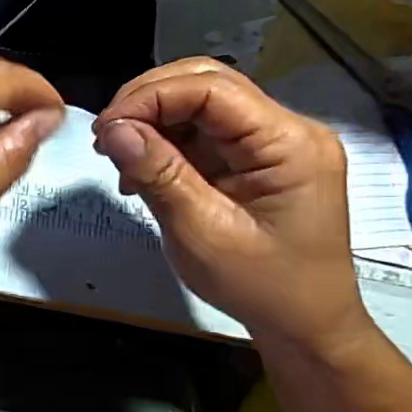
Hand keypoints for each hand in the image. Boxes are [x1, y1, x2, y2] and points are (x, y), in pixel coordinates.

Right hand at [92, 58, 369, 349]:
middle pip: (208, 84)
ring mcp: (273, 142)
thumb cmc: (261, 286)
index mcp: (289, 143)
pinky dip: (166, 143)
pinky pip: (204, 132)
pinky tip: (142, 170)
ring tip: (119, 156)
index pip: (212, 89)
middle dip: (149, 101)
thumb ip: (158, 174)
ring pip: (201, 104)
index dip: (151, 96)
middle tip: (107, 136)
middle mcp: (287, 129)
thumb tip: (112, 128)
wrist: (305, 326)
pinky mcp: (256, 158)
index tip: (106, 127)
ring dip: (153, 122)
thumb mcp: (201, 233)